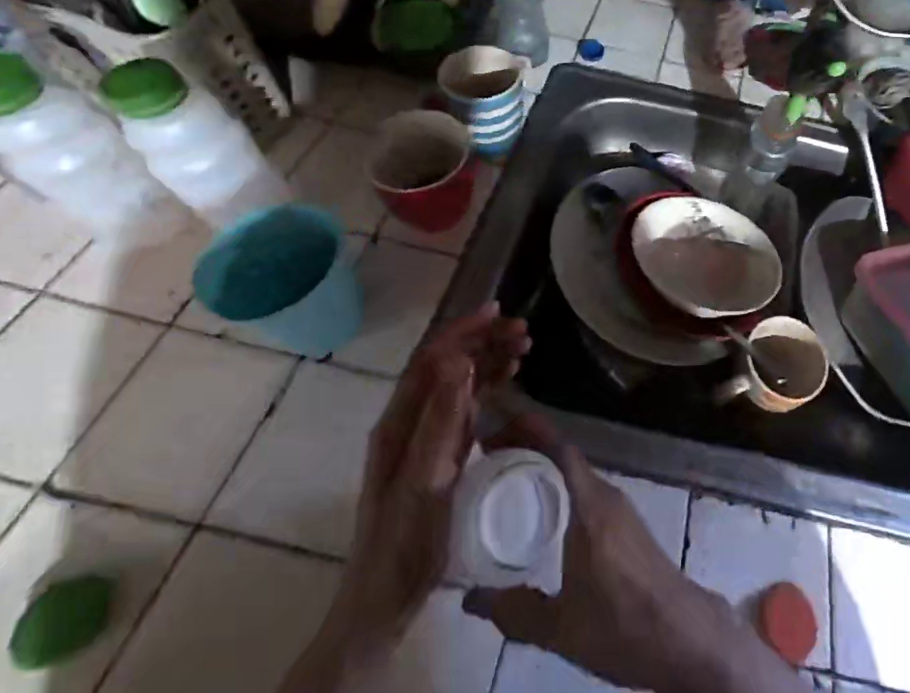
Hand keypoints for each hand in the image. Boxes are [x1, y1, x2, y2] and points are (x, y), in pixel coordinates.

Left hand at [283, 303, 529, 692]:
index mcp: (398, 422)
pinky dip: (487, 388)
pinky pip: (465, 409)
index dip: (462, 331)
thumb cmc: (403, 542)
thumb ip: (441, 422)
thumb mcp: (424, 481)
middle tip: (523, 331)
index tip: (496, 311)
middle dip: (482, 342)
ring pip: (458, 384)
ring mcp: (424, 437)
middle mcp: (408, 421)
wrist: (386, 598)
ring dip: (488, 361)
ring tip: (524, 347)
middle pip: (446, 366)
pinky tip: (508, 380)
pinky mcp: (440, 455)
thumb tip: (459, 361)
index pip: (430, 360)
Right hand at [461, 414, 808, 692]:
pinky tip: (540, 513)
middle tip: (486, 459)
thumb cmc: (623, 625)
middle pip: (562, 455)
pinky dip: (558, 486)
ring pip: (574, 472)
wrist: (686, 638)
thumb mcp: (559, 628)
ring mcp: (619, 507)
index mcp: (590, 507)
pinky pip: (584, 489)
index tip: (492, 432)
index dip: (526, 430)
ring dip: (541, 467)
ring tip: (504, 481)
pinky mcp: (626, 523)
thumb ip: (512, 611)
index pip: (559, 449)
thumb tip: (469, 598)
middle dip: (525, 447)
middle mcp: (606, 496)